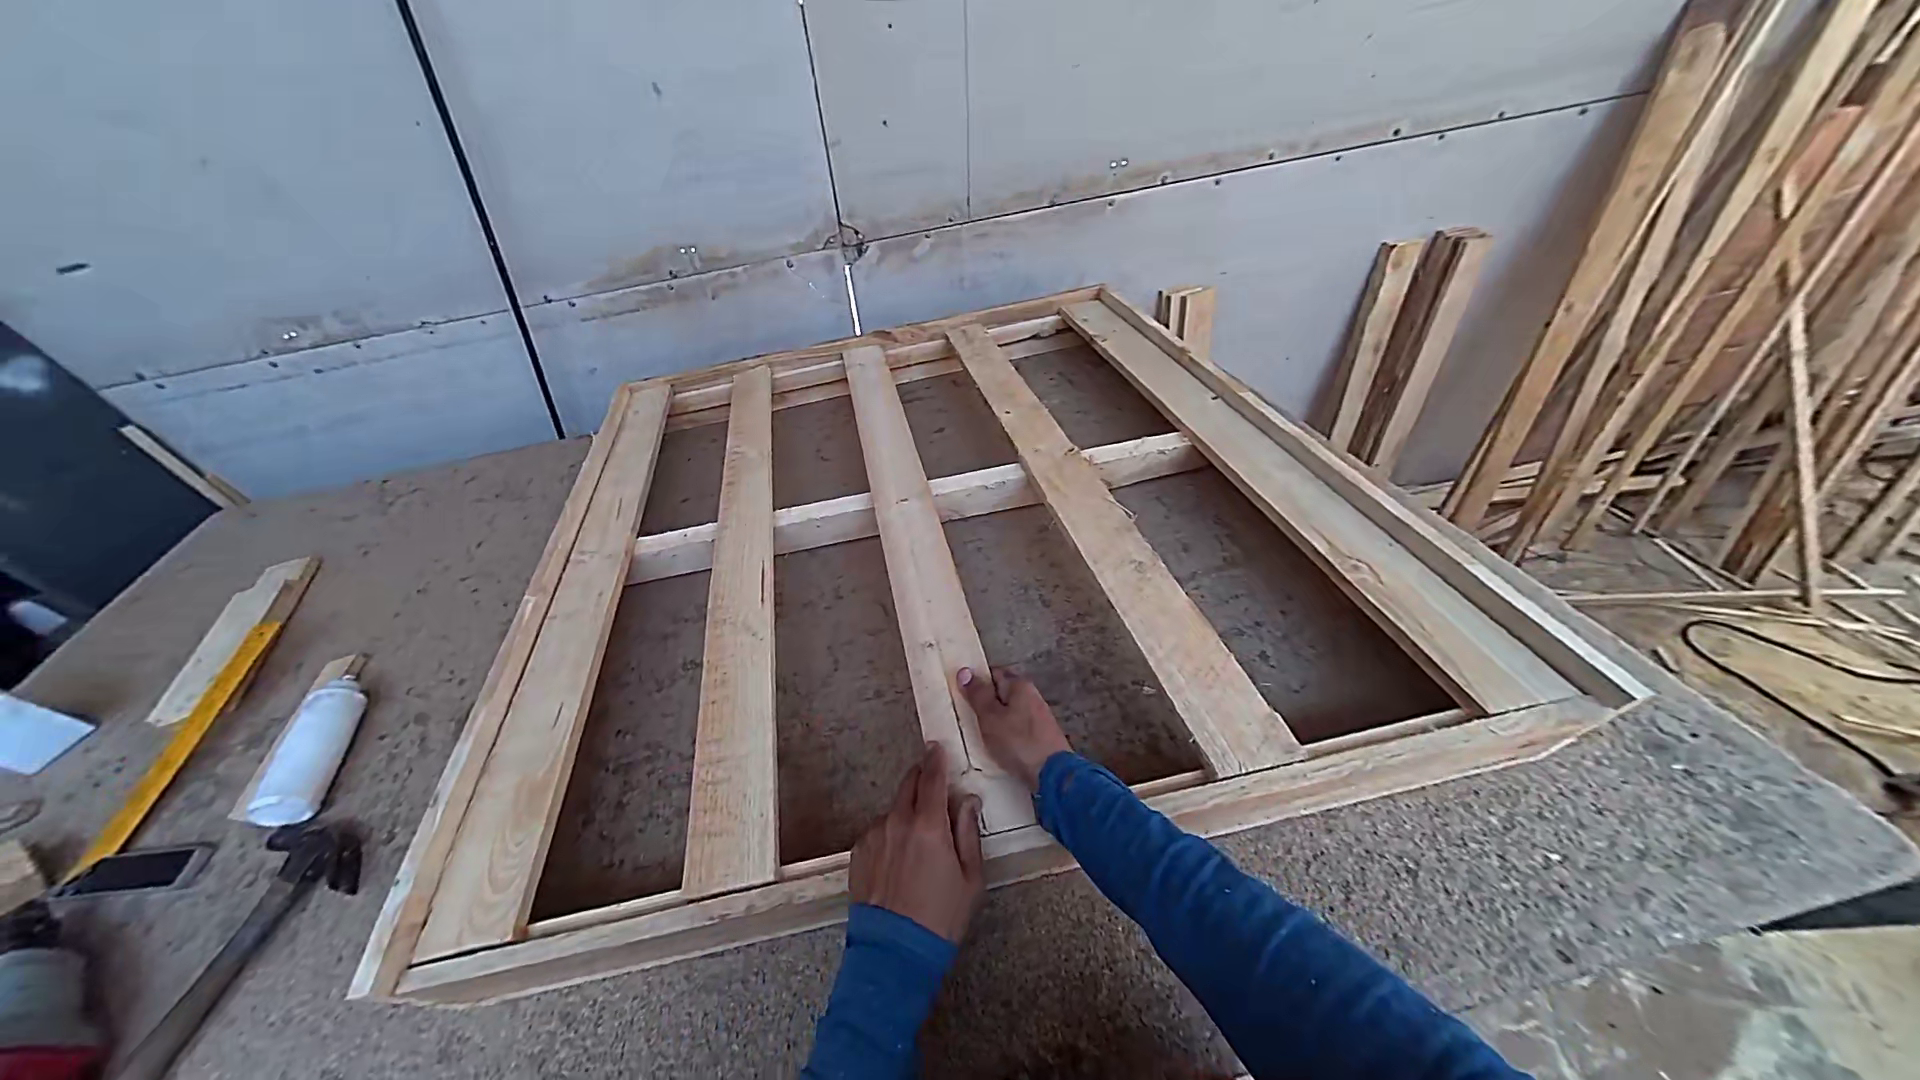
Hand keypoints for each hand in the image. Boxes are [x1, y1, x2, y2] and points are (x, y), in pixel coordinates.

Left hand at [848, 743, 984, 942]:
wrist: (894, 954)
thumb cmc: (939, 918)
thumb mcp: (970, 878)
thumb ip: (968, 832)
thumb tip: (967, 802)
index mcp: (928, 826)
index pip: (931, 777)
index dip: (935, 759)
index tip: (936, 747)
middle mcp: (897, 823)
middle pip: (908, 784)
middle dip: (921, 779)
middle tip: (933, 789)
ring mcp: (874, 836)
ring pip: (893, 809)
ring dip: (906, 812)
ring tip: (918, 844)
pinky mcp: (859, 852)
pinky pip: (879, 830)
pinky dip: (890, 833)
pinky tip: (899, 861)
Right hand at [956, 667, 1071, 791]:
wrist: (1053, 774)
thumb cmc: (1018, 742)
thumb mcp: (990, 717)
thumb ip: (977, 694)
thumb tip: (965, 671)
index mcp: (1020, 685)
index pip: (993, 673)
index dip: (977, 683)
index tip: (964, 697)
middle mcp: (1033, 696)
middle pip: (1003, 693)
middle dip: (986, 703)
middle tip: (968, 718)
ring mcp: (1040, 716)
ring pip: (1010, 712)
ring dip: (996, 721)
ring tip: (982, 735)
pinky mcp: (1043, 735)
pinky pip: (1018, 728)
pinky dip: (1007, 734)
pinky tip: (1001, 746)